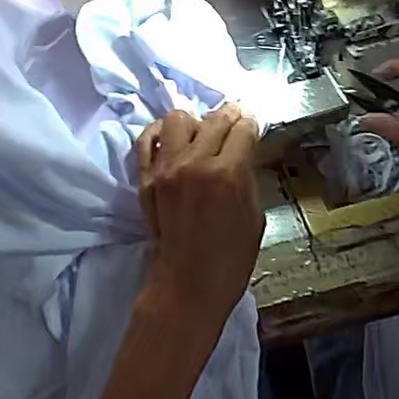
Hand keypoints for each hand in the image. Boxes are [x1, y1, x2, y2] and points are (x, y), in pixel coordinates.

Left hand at [135, 103, 264, 331]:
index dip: (250, 123)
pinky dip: (160, 133)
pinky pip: (147, 139)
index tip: (251, 122)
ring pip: (178, 118)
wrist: (188, 283)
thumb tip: (242, 152)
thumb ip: (246, 177)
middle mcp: (194, 162)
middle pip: (213, 120)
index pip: (241, 130)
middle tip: (233, 117)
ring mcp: (165, 167)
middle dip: (228, 115)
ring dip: (194, 122)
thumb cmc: (230, 258)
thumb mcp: (254, 216)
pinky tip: (171, 139)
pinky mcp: (145, 176)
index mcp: (227, 174)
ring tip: (200, 133)